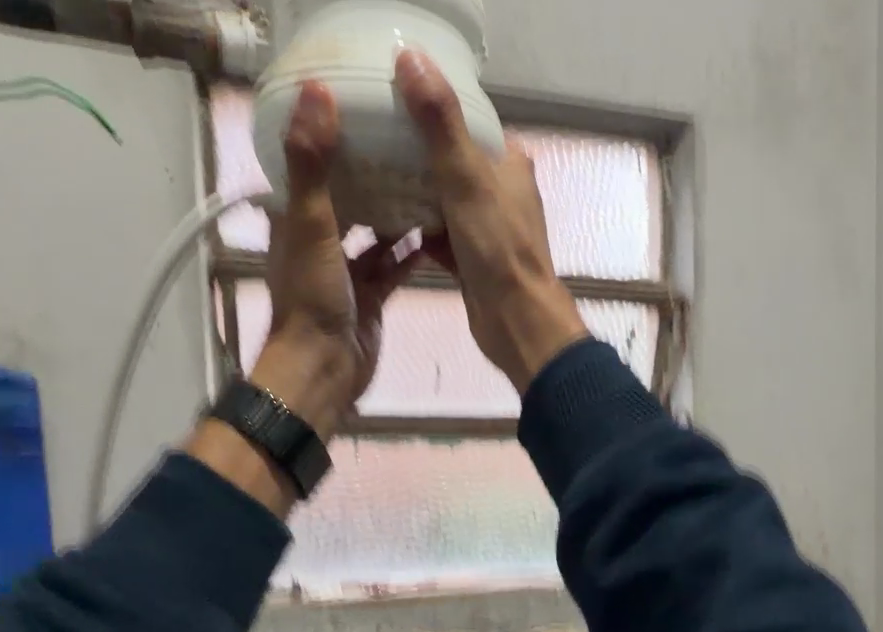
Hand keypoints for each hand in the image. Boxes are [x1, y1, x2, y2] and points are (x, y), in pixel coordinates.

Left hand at [251, 81, 422, 438]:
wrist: (325, 368)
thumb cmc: (313, 298)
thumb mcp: (311, 225)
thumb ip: (313, 163)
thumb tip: (316, 92)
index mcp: (296, 220)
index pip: (309, 165)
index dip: (328, 135)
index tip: (358, 103)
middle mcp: (319, 240)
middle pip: (347, 196)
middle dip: (372, 170)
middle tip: (405, 137)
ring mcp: (347, 270)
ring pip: (374, 230)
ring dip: (397, 209)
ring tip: (428, 176)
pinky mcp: (372, 294)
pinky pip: (394, 264)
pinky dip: (412, 249)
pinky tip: (437, 228)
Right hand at [395, 50, 591, 392]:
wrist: (515, 321)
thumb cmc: (497, 249)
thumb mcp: (466, 179)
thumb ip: (440, 124)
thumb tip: (411, 59)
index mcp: (510, 164)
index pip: (469, 122)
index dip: (432, 109)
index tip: (389, 100)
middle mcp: (501, 192)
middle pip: (451, 161)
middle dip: (414, 151)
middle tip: (369, 138)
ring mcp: (486, 228)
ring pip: (442, 199)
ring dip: (411, 190)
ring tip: (367, 173)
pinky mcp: (471, 259)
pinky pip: (436, 234)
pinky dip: (414, 228)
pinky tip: (380, 220)